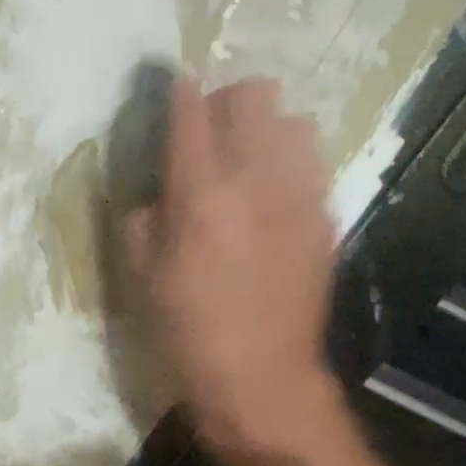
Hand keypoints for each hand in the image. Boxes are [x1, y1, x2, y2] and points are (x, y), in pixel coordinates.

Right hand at [125, 77, 341, 455]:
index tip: (170, 91)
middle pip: (253, 93)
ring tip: (248, 163)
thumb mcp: (139, 277)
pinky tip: (271, 201)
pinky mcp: (326, 215)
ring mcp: (299, 193)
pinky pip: (311, 164)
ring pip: (293, 119)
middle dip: (226, 101)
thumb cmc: (187, 329)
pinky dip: (288, 166)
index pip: (190, 109)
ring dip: (264, 129)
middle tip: (210, 133)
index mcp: (199, 193)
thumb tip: (157, 189)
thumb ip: (141, 217)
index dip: (177, 91)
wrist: (259, 374)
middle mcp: (255, 177)